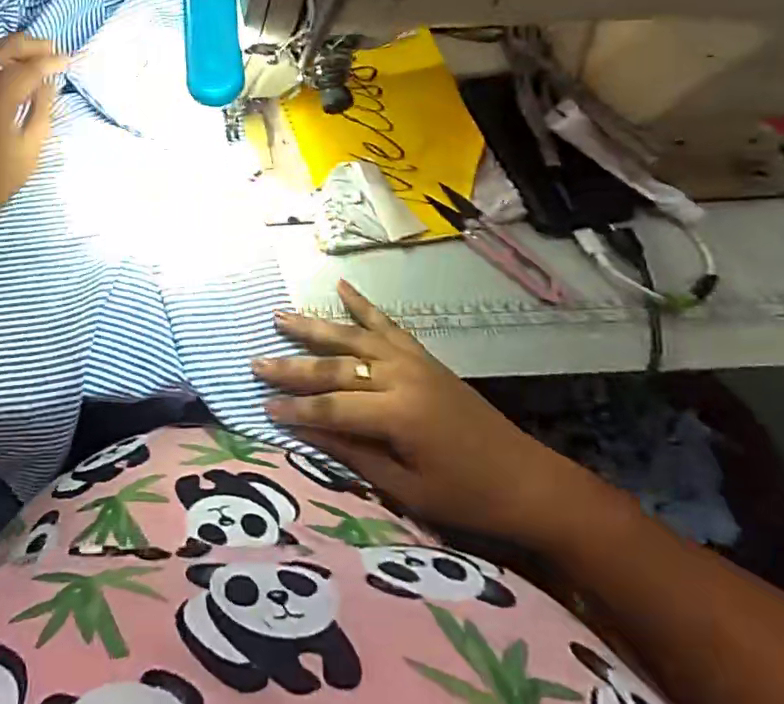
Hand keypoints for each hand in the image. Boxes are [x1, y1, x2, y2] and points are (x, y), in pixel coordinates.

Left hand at [0, 34, 67, 224]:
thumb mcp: (30, 149)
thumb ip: (42, 110)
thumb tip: (48, 84)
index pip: (30, 67)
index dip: (52, 61)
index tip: (68, 61)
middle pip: (4, 48)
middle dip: (30, 45)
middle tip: (50, 50)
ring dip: (6, 47)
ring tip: (25, 53)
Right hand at [254, 280, 616, 543]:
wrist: (527, 480)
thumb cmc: (465, 496)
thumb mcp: (405, 487)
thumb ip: (353, 453)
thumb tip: (304, 430)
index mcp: (399, 414)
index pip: (331, 408)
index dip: (295, 409)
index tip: (262, 406)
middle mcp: (403, 377)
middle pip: (336, 367)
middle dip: (293, 367)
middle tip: (256, 362)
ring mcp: (414, 361)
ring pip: (354, 338)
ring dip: (315, 327)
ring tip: (280, 316)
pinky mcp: (424, 358)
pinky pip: (388, 326)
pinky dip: (364, 306)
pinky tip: (343, 288)